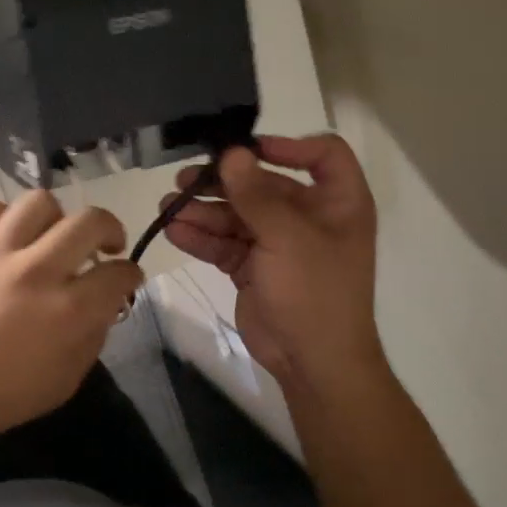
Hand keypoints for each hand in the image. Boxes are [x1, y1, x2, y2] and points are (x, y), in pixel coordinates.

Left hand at [0, 190, 144, 454]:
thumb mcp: (63, 383)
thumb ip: (91, 339)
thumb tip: (103, 306)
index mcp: (67, 310)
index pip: (118, 274)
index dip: (131, 275)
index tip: (126, 279)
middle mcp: (36, 271)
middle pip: (89, 222)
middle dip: (110, 230)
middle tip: (106, 246)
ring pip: (39, 202)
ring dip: (57, 217)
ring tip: (52, 237)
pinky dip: (4, 218)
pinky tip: (6, 238)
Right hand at [162, 134, 380, 396]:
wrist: (313, 360)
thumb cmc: (315, 291)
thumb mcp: (287, 237)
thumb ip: (256, 194)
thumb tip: (231, 153)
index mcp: (338, 203)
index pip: (323, 156)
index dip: (289, 145)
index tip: (247, 150)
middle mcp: (310, 217)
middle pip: (264, 185)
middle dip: (224, 183)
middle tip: (185, 180)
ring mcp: (279, 243)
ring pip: (237, 214)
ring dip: (203, 210)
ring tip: (168, 208)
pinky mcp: (254, 267)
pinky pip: (225, 243)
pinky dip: (201, 237)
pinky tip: (174, 231)